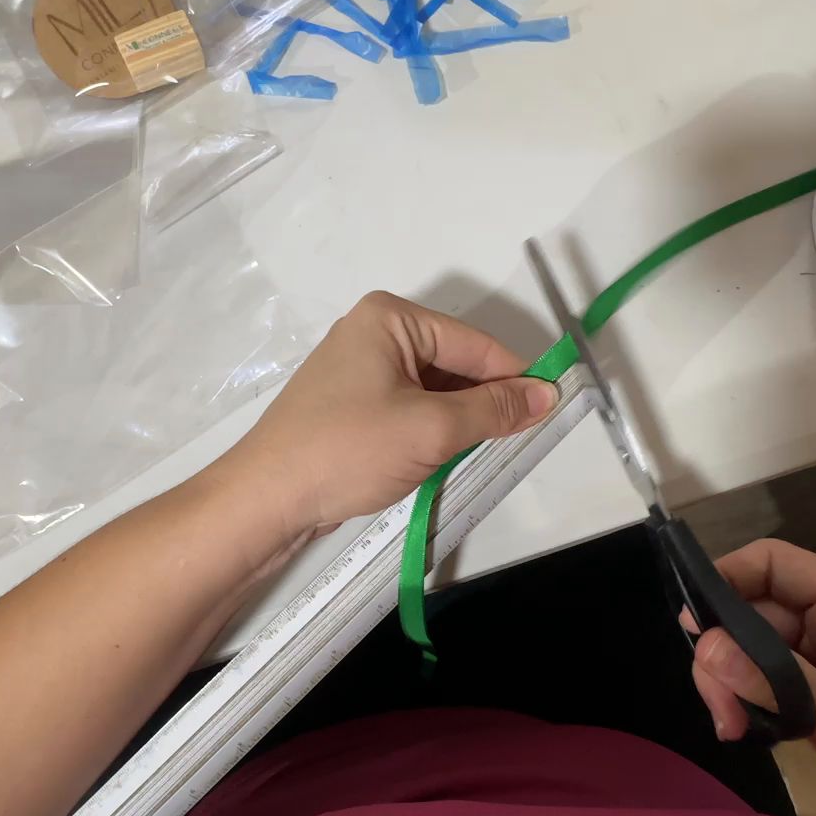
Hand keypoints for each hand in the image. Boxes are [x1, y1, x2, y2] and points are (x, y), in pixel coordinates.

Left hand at [219, 292, 556, 539]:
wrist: (267, 497)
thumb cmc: (349, 450)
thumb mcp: (432, 429)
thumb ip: (493, 409)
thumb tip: (547, 394)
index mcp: (390, 318)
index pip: (474, 344)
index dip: (514, 378)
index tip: (548, 411)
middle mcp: (373, 331)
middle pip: (453, 363)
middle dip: (479, 403)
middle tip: (508, 442)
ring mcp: (358, 367)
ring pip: (432, 388)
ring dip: (454, 421)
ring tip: (464, 454)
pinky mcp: (350, 402)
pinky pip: (407, 406)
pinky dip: (428, 429)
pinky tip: (434, 457)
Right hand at [690, 540, 815, 815]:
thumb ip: (777, 681)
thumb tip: (705, 643)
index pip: (777, 564)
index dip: (726, 578)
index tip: (692, 629)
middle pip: (761, 609)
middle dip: (726, 651)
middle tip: (717, 709)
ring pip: (762, 648)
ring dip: (736, 682)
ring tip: (732, 728)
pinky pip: (777, 680)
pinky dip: (755, 701)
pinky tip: (748, 730)